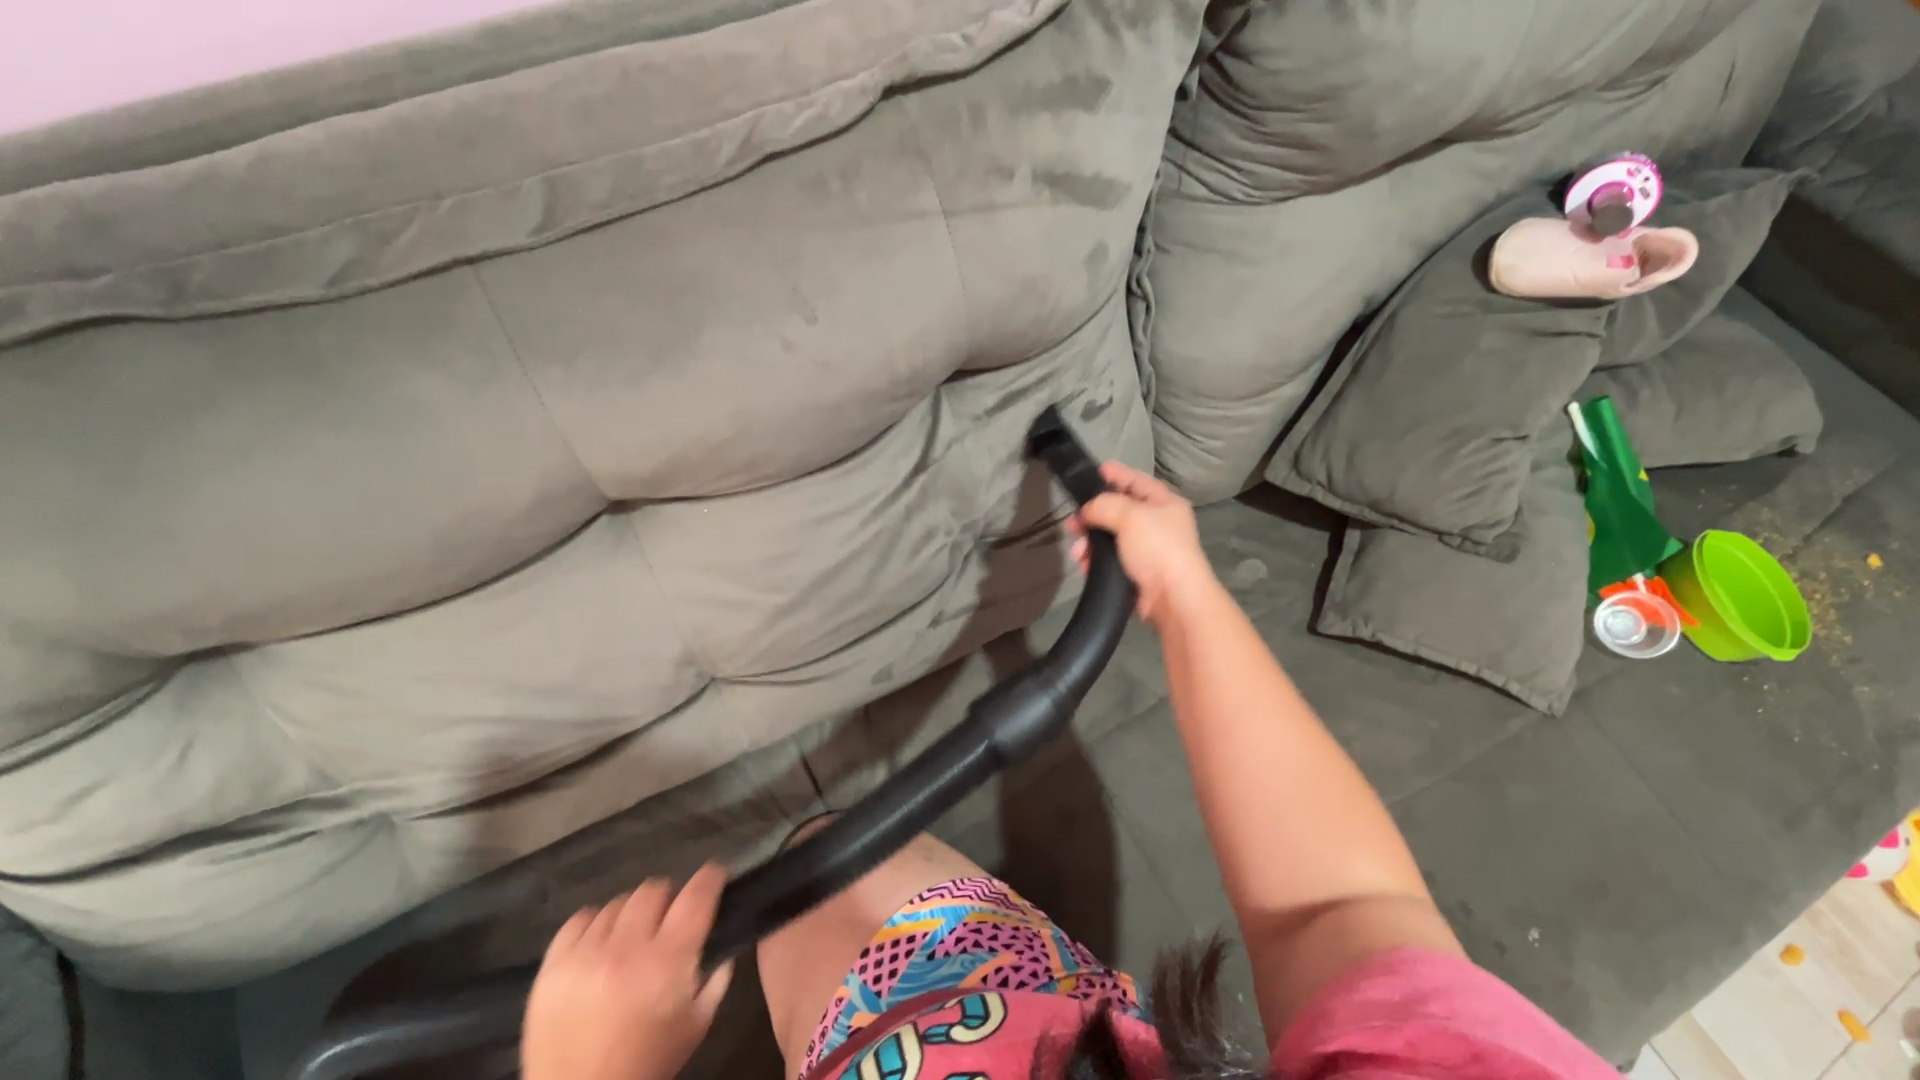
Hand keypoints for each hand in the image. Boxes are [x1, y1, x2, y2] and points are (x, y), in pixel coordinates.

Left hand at [522, 864, 733, 1079]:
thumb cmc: (645, 1065)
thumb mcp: (696, 1026)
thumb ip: (716, 980)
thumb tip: (723, 947)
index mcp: (667, 962)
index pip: (696, 898)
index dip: (710, 878)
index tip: (715, 875)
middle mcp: (627, 948)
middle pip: (653, 891)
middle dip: (668, 898)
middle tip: (668, 918)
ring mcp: (585, 953)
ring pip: (617, 904)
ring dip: (631, 914)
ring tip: (631, 937)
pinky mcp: (553, 964)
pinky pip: (579, 920)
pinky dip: (595, 924)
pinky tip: (600, 943)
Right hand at [1067, 462, 1217, 625]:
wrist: (1172, 597)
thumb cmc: (1156, 548)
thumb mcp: (1130, 515)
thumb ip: (1104, 505)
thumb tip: (1087, 511)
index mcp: (1163, 503)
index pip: (1135, 481)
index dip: (1115, 474)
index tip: (1093, 471)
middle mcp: (1157, 524)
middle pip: (1118, 511)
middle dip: (1093, 516)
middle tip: (1073, 522)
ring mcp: (1147, 550)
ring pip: (1110, 538)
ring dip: (1090, 543)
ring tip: (1078, 552)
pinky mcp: (1136, 572)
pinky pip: (1109, 560)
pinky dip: (1095, 562)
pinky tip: (1084, 566)